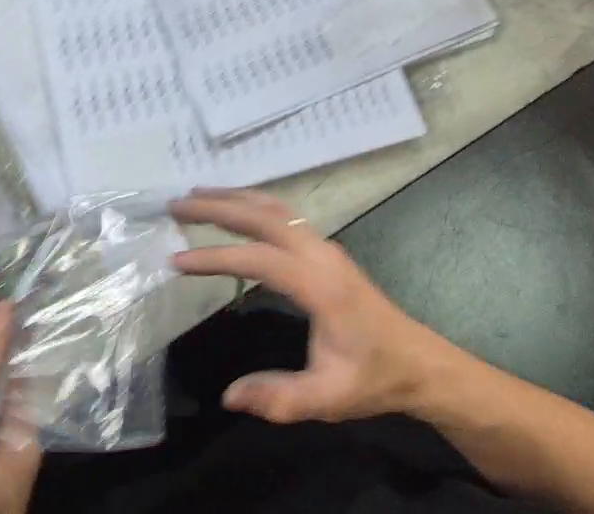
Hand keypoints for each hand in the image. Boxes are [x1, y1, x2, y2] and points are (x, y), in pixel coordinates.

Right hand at [170, 188, 462, 423]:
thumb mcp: (328, 399)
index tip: (177, 261)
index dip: (216, 257)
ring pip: (275, 208)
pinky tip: (233, 208)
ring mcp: (325, 247)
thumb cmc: (373, 378)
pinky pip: (283, 214)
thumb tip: (229, 395)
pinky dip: (252, 204)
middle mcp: (321, 254)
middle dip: (217, 207)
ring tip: (195, 195)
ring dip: (234, 198)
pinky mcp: (324, 250)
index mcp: (320, 285)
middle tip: (175, 205)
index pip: (259, 259)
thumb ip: (280, 398)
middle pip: (264, 216)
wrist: (418, 363)